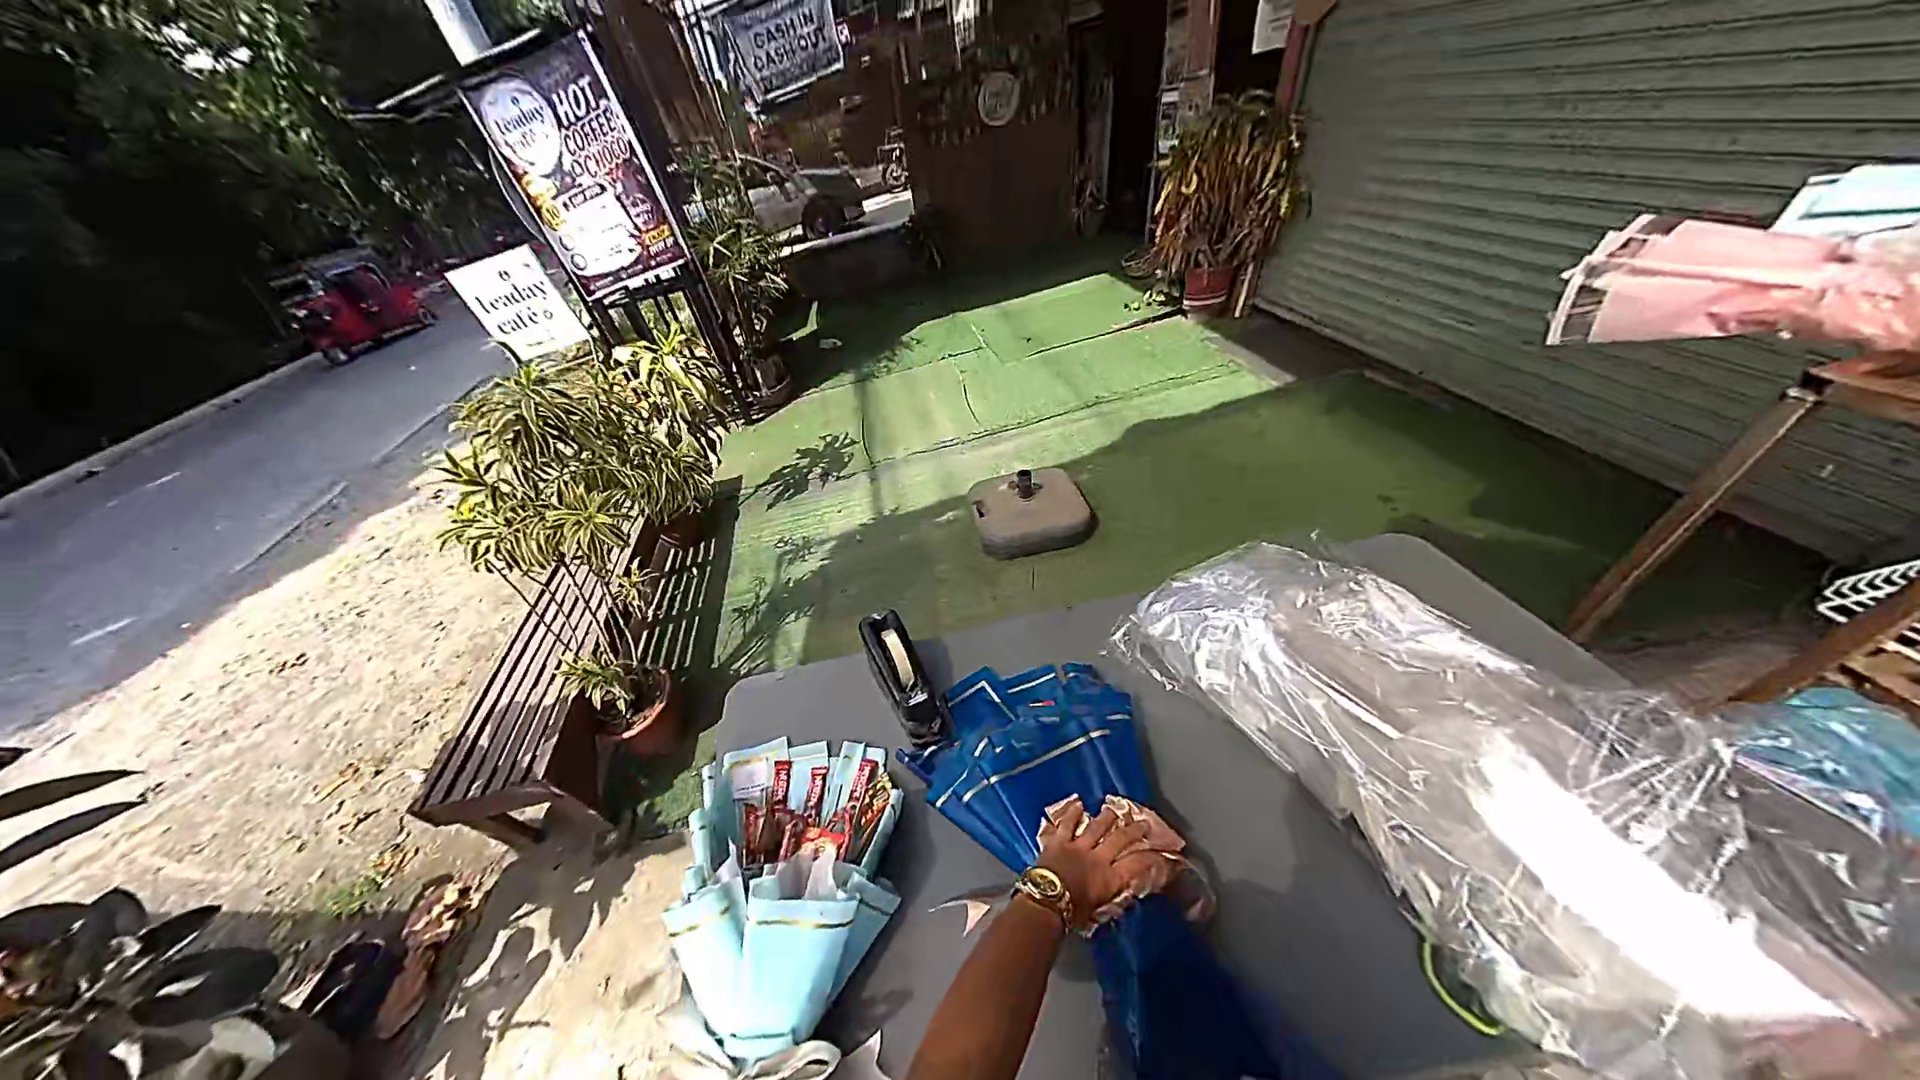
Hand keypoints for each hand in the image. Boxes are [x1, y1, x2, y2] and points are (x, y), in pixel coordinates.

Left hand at [1033, 801, 1152, 931]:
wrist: (1047, 899)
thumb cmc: (1072, 913)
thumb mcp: (1097, 911)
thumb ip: (1108, 897)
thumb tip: (1120, 893)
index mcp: (1110, 878)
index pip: (1135, 864)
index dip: (1149, 857)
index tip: (1159, 852)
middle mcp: (1097, 858)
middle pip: (1119, 840)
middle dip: (1133, 830)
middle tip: (1143, 822)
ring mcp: (1078, 846)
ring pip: (1096, 827)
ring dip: (1106, 818)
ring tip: (1113, 810)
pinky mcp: (1059, 840)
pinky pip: (1067, 823)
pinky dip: (1072, 813)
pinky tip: (1078, 804)